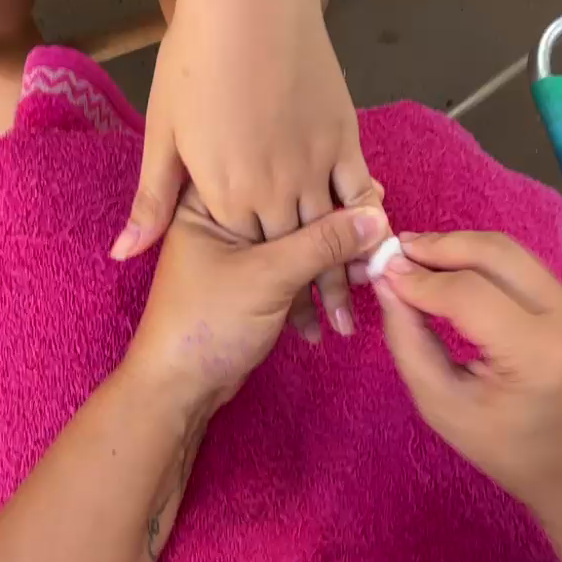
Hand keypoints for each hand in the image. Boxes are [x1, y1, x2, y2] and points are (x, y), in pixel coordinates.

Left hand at [111, 0, 384, 343]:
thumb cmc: (193, 62)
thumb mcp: (162, 136)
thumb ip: (152, 202)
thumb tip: (122, 254)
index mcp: (226, 192)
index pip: (252, 256)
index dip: (274, 293)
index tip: (290, 327)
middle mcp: (274, 186)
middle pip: (297, 252)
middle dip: (316, 296)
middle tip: (330, 331)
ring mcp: (312, 161)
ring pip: (335, 230)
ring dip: (350, 270)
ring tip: (364, 302)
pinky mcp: (343, 135)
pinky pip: (362, 189)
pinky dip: (372, 217)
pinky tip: (380, 239)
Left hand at [125, 192, 388, 415]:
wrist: (180, 388)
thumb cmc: (208, 323)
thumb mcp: (267, 277)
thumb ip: (322, 244)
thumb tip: (378, 218)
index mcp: (208, 200)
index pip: (275, 174)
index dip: (327, 182)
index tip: (373, 194)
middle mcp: (222, 215)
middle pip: (292, 206)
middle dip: (338, 225)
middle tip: (380, 231)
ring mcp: (238, 248)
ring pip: (297, 238)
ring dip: (335, 256)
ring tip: (369, 266)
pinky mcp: (252, 277)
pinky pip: (294, 264)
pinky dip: (321, 275)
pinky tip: (352, 282)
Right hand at [372, 232, 561, 525]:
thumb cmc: (510, 453)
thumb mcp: (443, 408)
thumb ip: (409, 342)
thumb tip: (386, 283)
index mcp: (538, 354)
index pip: (468, 294)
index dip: (419, 278)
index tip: (379, 272)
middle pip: (494, 253)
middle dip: (438, 245)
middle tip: (394, 250)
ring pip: (510, 251)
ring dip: (458, 247)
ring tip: (414, 255)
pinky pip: (522, 266)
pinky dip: (480, 260)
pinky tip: (449, 269)